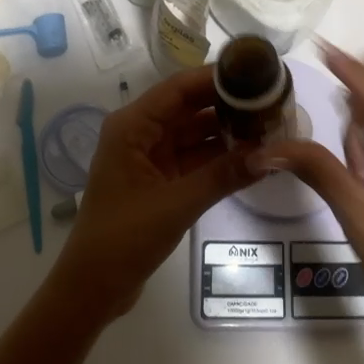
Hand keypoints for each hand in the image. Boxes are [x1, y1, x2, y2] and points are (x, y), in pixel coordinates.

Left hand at [54, 65, 258, 320]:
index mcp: (132, 125)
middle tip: (271, 101)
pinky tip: (250, 156)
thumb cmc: (123, 238)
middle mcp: (140, 132)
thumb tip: (270, 155)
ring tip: (268, 125)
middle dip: (227, 104)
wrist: (92, 289)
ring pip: (194, 132)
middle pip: (189, 106)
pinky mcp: (159, 179)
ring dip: (226, 131)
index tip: (255, 74)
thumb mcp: (176, 205)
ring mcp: (149, 156)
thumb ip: (223, 176)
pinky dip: (219, 156)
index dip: (217, 78)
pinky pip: (194, 157)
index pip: (179, 88)